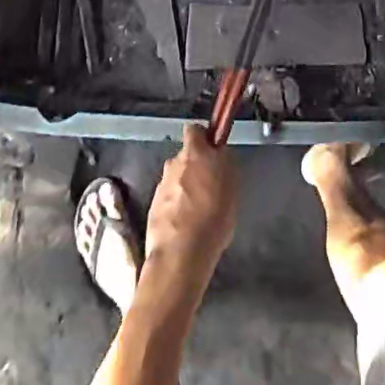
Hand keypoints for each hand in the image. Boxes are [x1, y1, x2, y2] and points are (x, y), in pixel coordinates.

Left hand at [143, 124, 238, 279]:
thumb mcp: (232, 185)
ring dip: (185, 186)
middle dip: (195, 165)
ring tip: (198, 208)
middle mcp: (174, 164)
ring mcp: (160, 186)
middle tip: (210, 183)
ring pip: (176, 178)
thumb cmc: (214, 216)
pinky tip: (186, 222)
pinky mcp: (152, 207)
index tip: (213, 149)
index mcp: (195, 153)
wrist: (180, 255)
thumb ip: (224, 163)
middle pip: (185, 156)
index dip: (204, 137)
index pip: (195, 129)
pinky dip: (176, 204)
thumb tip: (219, 154)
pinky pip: (168, 198)